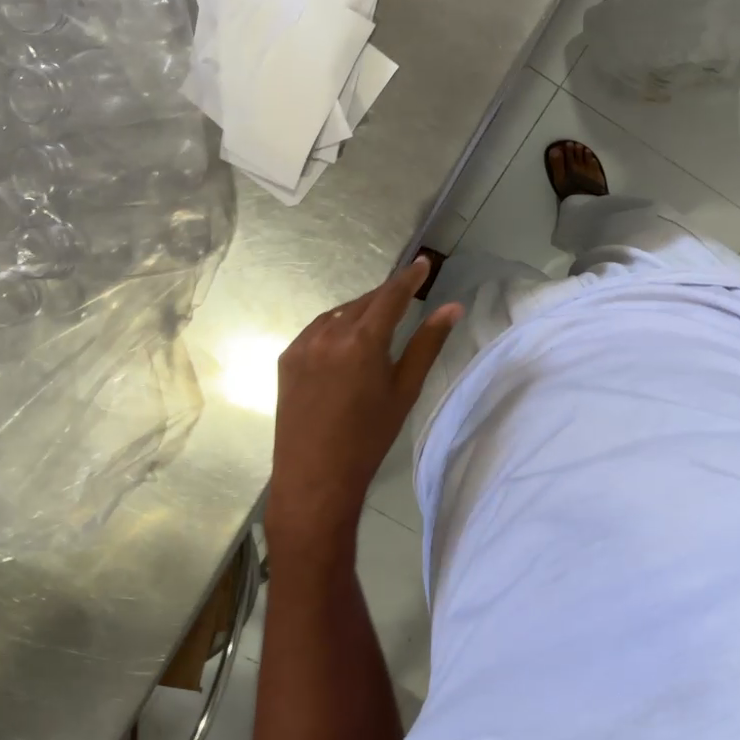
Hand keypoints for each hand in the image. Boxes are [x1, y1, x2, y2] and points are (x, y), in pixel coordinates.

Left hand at [267, 257, 461, 560]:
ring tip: (379, 320)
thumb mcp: (405, 389)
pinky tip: (347, 341)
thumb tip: (452, 307)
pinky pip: (317, 329)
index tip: (423, 262)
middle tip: (406, 294)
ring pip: (339, 313)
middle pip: (365, 301)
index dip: (409, 277)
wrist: (315, 477)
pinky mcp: (286, 358)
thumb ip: (427, 343)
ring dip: (361, 311)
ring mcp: (303, 345)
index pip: (391, 295)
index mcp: (363, 340)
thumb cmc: (370, 437)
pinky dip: (336, 326)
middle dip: (387, 295)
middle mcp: (330, 333)